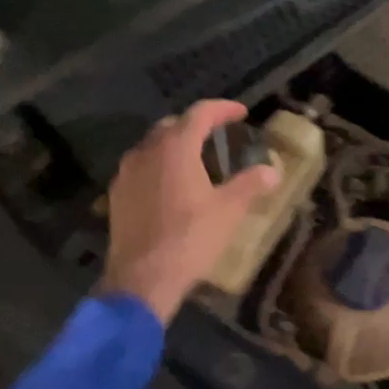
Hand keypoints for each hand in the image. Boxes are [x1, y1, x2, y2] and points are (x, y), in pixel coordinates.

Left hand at [98, 100, 279, 322]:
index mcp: (176, 147)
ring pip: (152, 146)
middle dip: (196, 125)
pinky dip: (158, 166)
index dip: (223, 109)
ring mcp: (126, 173)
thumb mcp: (229, 210)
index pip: (200, 113)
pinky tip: (170, 186)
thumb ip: (251, 184)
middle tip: (217, 135)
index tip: (241, 113)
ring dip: (174, 145)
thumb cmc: (190, 238)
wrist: (141, 280)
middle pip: (172, 125)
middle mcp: (147, 151)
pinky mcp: (116, 195)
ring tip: (194, 159)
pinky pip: (140, 168)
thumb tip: (272, 171)